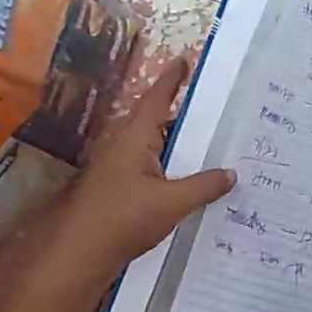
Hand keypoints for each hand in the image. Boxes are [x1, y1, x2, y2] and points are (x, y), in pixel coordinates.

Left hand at [37, 57, 234, 304]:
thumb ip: (203, 186)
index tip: (185, 59)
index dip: (172, 78)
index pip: (157, 97)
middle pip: (157, 120)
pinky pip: (149, 166)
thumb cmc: (124, 217)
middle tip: (215, 110)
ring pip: (153, 145)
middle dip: (183, 115)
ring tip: (209, 143)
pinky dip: (169, 166)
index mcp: (136, 136)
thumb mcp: (172, 202)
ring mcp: (117, 166)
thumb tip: (231, 173)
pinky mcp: (117, 187)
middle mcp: (124, 144)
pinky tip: (186, 179)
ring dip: (177, 143)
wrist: (80, 252)